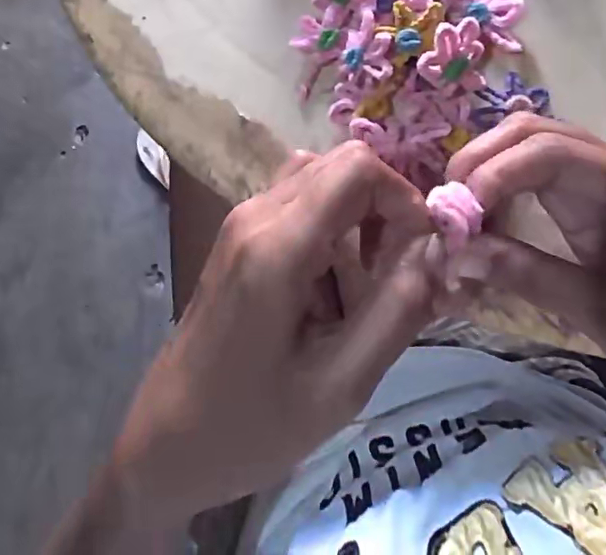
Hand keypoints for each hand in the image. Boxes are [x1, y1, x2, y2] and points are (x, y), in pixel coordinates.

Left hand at [108, 142, 439, 529]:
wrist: (163, 442)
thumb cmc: (250, 426)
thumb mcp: (340, 385)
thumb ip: (399, 310)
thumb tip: (442, 253)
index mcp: (278, 244)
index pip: (357, 166)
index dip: (403, 196)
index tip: (420, 251)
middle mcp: (257, 213)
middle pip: (342, 164)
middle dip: (385, 207)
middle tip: (395, 271)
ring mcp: (243, 219)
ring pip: (323, 177)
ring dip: (359, 217)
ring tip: (363, 282)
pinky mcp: (240, 233)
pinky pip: (301, 200)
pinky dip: (332, 225)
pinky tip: (330, 285)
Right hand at [444, 114, 605, 425]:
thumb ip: (529, 275)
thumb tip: (455, 252)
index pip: (564, 152)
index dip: (503, 171)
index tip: (458, 211)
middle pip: (547, 135)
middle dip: (489, 161)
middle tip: (448, 204)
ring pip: (540, 149)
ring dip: (492, 171)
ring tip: (457, 210)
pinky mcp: (602, 201)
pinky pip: (545, 179)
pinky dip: (508, 191)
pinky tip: (483, 213)